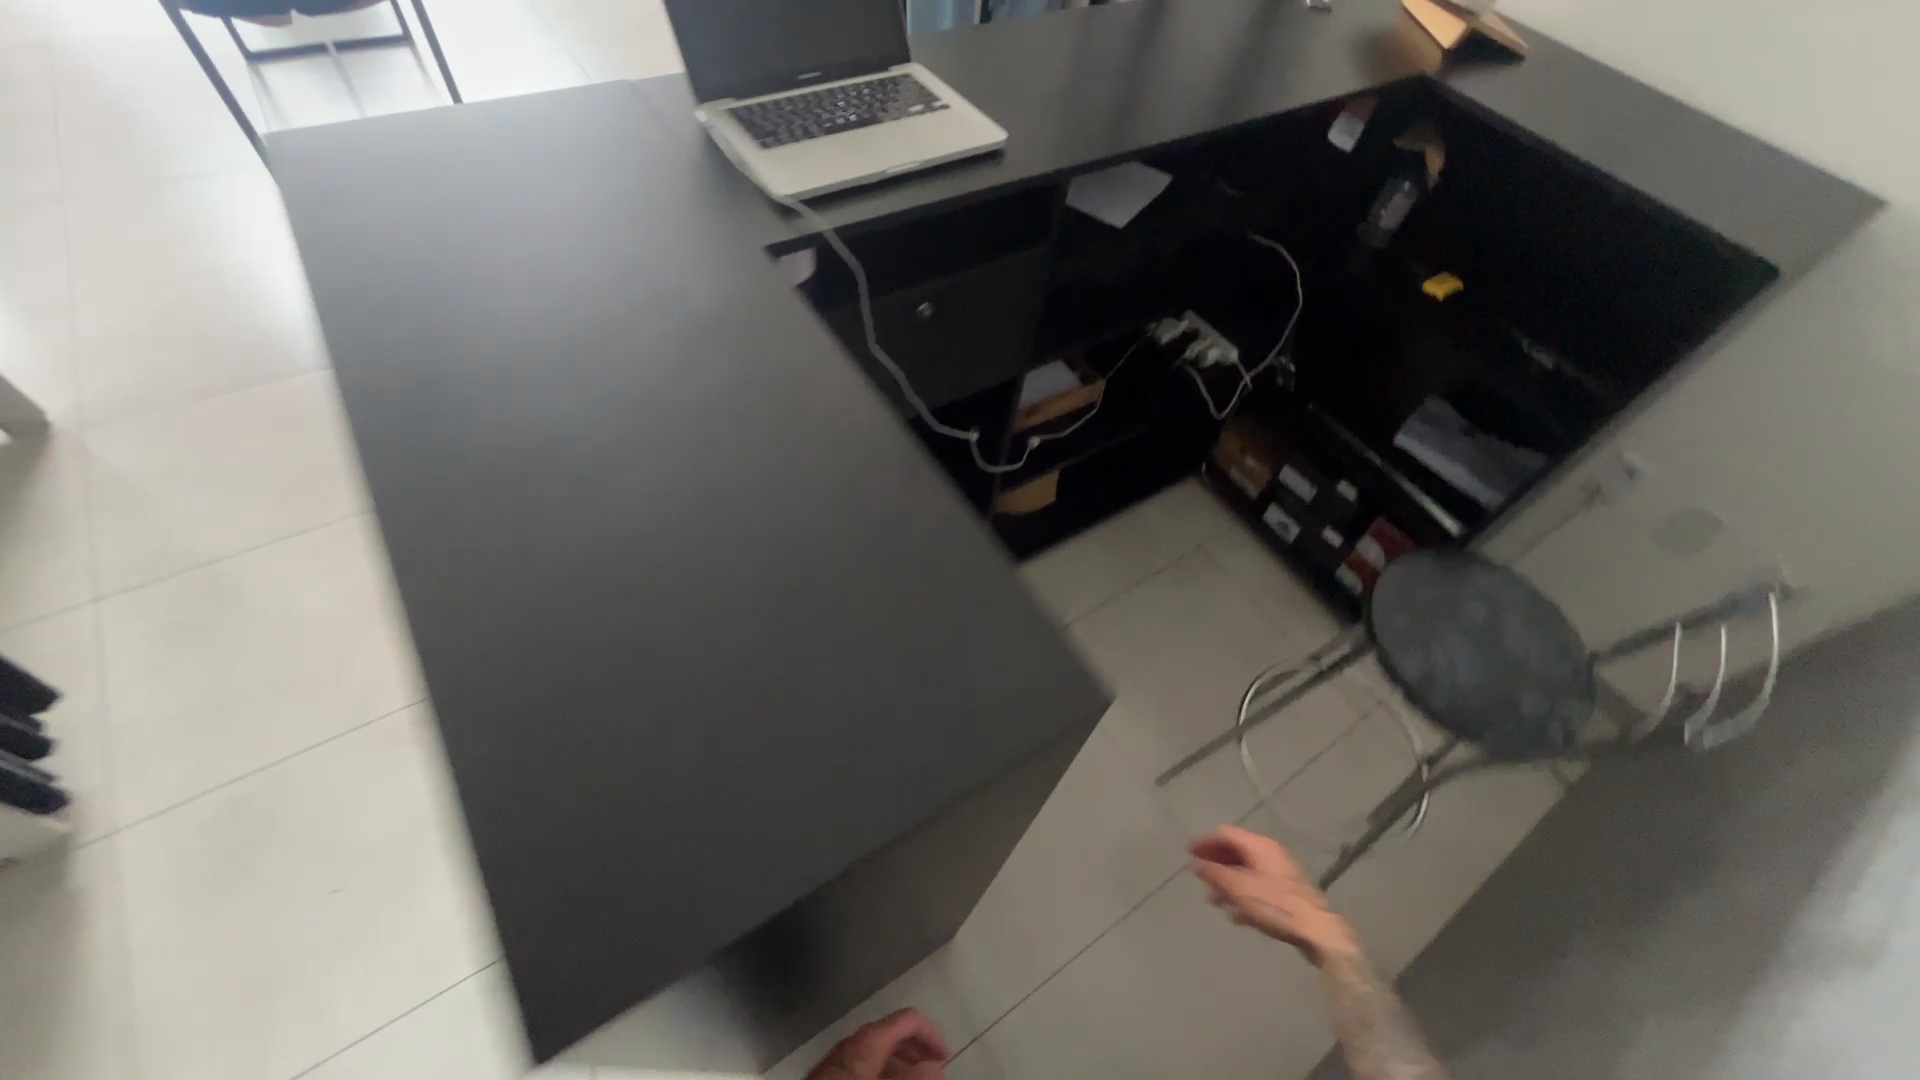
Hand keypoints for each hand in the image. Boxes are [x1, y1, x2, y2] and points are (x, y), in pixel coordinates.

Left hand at [805, 1007, 949, 1079]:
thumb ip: (911, 1077)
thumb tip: (937, 1067)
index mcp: (870, 1038)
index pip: (909, 1018)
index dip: (932, 1033)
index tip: (946, 1057)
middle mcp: (854, 1039)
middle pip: (894, 1032)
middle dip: (917, 1049)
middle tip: (934, 1071)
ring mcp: (839, 1055)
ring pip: (878, 1049)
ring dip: (901, 1061)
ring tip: (914, 1078)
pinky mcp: (829, 1071)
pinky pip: (863, 1062)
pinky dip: (882, 1068)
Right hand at [1189, 825, 1359, 965]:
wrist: (1317, 931)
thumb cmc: (1274, 904)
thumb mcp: (1238, 889)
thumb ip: (1214, 873)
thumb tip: (1195, 864)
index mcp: (1259, 846)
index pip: (1225, 834)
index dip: (1204, 842)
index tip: (1187, 853)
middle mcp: (1270, 853)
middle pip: (1236, 852)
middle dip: (1215, 864)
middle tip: (1199, 877)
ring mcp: (1280, 873)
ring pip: (1246, 871)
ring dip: (1227, 882)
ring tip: (1213, 900)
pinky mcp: (1287, 892)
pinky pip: (1258, 886)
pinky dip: (1243, 894)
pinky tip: (1236, 915)